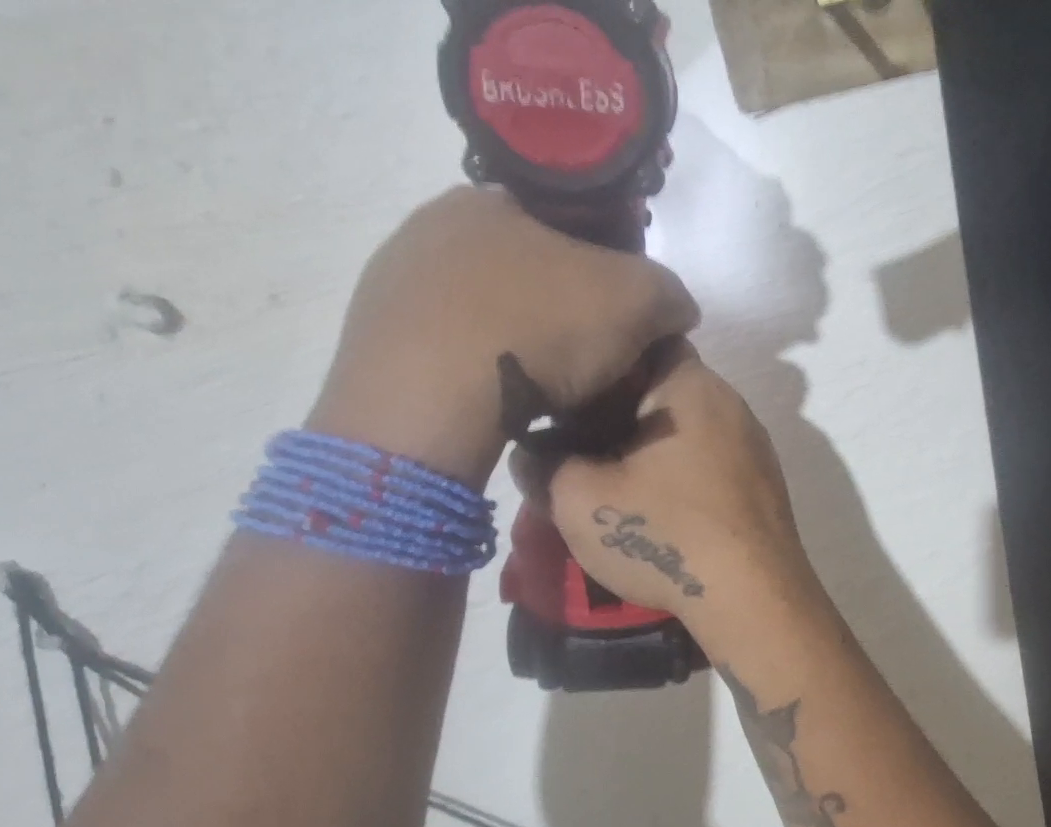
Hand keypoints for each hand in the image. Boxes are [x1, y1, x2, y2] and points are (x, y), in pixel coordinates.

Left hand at [306, 187, 697, 487]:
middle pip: (526, 271)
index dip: (610, 268)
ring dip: (525, 344)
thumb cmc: (540, 328)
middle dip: (566, 311)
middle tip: (597, 360)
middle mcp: (429, 228)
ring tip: (554, 392)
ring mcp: (393, 286)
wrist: (429, 403)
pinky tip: (505, 404)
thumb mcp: (639, 299)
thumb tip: (674, 309)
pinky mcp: (376, 343)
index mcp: (487, 198)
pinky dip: (484, 372)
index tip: (628, 316)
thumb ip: (669, 293)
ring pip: (488, 313)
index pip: (567, 222)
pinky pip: (453, 352)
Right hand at [512, 344, 815, 626]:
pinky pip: (711, 467)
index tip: (566, 395)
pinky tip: (658, 513)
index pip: (642, 342)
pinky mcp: (764, 490)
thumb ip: (544, 465)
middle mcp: (733, 406)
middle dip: (619, 415)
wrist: (755, 600)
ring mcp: (755, 449)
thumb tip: (531, 456)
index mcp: (692, 386)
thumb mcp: (580, 499)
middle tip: (578, 447)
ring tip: (612, 485)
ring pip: (688, 432)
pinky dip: (681, 479)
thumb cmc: (666, 534)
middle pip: (664, 390)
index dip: (599, 362)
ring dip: (650, 452)